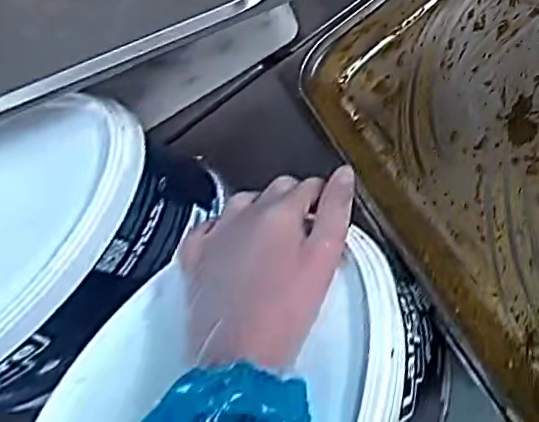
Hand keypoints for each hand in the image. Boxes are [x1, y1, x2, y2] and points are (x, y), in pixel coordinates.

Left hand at [179, 166, 355, 371]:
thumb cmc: (283, 313)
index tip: (325, 219)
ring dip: (261, 211)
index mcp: (281, 211)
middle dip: (295, 202)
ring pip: (245, 202)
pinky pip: (208, 226)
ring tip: (272, 242)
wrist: (238, 361)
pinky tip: (233, 244)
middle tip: (304, 235)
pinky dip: (222, 228)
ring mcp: (217, 235)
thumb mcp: (326, 256)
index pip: (311, 184)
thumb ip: (337, 208)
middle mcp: (246, 215)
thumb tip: (343, 176)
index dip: (323, 200)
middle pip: (279, 188)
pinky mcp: (195, 259)